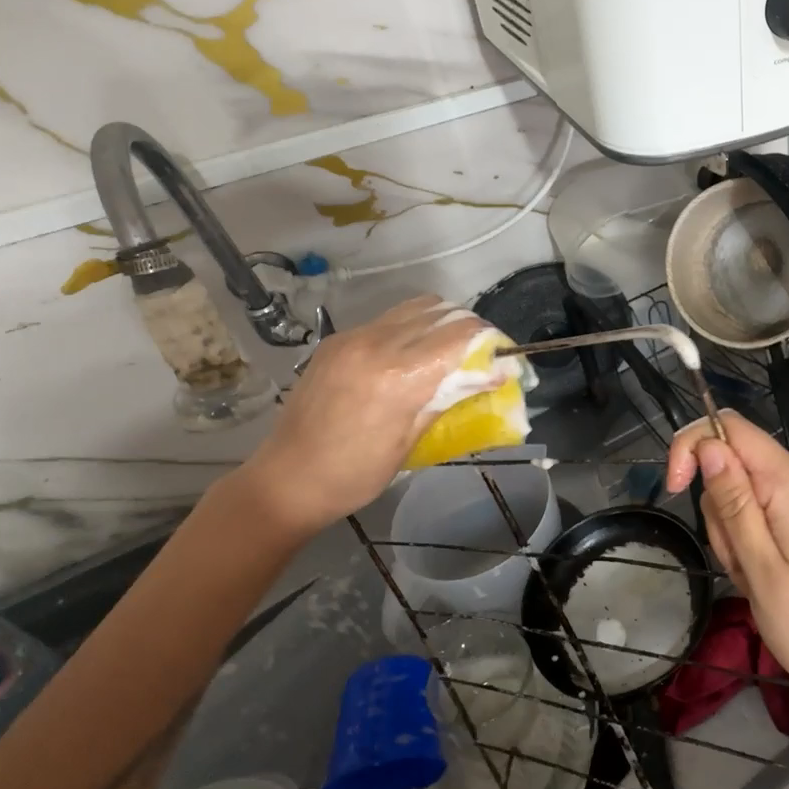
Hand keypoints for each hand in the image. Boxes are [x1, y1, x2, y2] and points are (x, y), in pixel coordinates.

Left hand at [229, 296, 481, 535]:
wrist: (284, 482)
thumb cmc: (354, 474)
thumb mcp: (412, 440)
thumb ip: (451, 396)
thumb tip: (495, 374)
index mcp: (398, 375)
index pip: (462, 334)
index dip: (491, 343)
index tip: (504, 361)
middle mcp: (376, 344)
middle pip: (444, 312)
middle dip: (472, 330)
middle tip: (483, 356)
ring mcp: (353, 338)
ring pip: (418, 307)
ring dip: (443, 322)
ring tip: (451, 351)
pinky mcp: (338, 340)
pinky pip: (390, 319)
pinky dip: (414, 327)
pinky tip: (414, 355)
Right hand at [665, 413, 788, 715]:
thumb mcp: (757, 565)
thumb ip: (731, 500)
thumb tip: (709, 444)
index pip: (732, 428)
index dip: (693, 447)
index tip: (675, 489)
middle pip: (738, 462)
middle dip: (721, 509)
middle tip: (739, 564)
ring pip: (749, 488)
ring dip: (738, 531)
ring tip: (755, 576)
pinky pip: (770, 504)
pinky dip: (756, 535)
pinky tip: (768, 574)